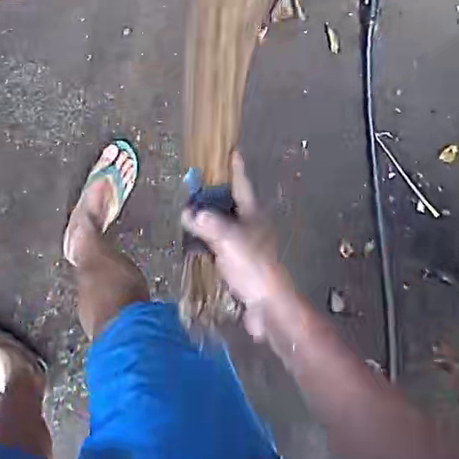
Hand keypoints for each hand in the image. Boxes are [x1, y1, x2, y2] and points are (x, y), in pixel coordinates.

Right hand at [181, 151, 297, 339]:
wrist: (270, 307)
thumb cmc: (253, 265)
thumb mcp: (227, 238)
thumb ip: (206, 223)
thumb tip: (189, 212)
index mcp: (252, 213)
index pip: (242, 183)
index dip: (235, 167)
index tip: (232, 151)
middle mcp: (251, 226)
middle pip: (231, 204)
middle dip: (215, 194)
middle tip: (197, 184)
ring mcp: (247, 247)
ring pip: (224, 226)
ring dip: (208, 221)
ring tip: (189, 215)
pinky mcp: (240, 267)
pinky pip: (220, 248)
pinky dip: (207, 244)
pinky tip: (194, 247)